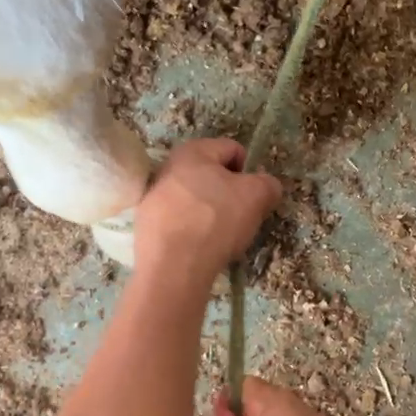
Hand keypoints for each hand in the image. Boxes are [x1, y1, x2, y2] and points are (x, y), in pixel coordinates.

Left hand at [133, 138, 281, 287]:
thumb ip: (268, 184)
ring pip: (195, 200)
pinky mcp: (147, 226)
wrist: (174, 266)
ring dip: (210, 213)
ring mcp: (153, 198)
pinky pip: (180, 222)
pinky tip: (200, 248)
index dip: (249, 171)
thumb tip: (268, 186)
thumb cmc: (217, 220)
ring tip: (220, 236)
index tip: (253, 196)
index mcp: (193, 151)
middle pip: (211, 176)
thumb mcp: (257, 196)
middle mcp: (168, 168)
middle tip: (240, 216)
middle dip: (229, 193)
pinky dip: (193, 232)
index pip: (232, 149)